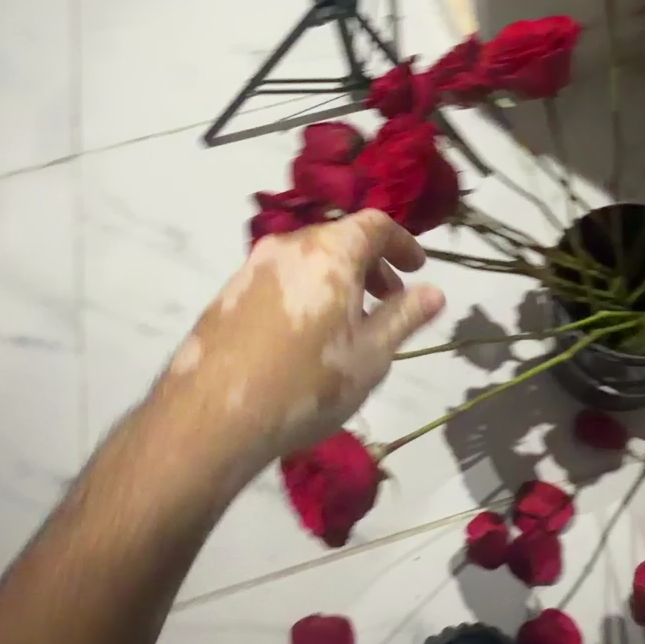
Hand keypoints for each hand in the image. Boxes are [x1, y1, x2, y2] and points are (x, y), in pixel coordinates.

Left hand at [151, 210, 446, 467]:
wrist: (210, 419)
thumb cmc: (306, 384)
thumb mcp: (370, 356)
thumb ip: (405, 317)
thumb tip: (434, 291)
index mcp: (330, 252)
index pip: (375, 225)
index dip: (402, 243)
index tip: (416, 270)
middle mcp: (289, 246)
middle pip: (340, 239)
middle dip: (371, 265)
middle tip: (388, 302)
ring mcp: (252, 268)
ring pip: (308, 260)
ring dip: (338, 280)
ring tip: (349, 324)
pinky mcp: (228, 294)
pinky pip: (281, 279)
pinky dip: (307, 292)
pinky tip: (306, 337)